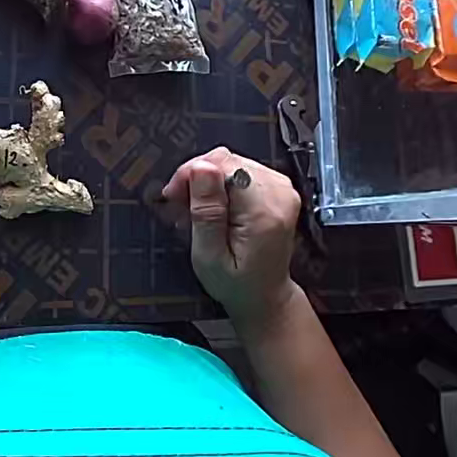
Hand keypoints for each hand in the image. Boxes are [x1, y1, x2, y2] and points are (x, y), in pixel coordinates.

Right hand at [162, 147, 301, 326]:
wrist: (265, 295)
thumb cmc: (237, 284)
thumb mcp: (209, 255)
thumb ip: (206, 211)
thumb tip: (201, 167)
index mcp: (264, 213)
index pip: (223, 166)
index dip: (192, 175)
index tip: (175, 195)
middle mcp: (279, 195)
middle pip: (227, 161)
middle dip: (197, 178)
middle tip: (181, 205)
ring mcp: (281, 189)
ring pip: (231, 162)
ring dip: (207, 181)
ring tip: (196, 209)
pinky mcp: (277, 188)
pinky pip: (240, 170)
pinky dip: (221, 183)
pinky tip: (213, 204)